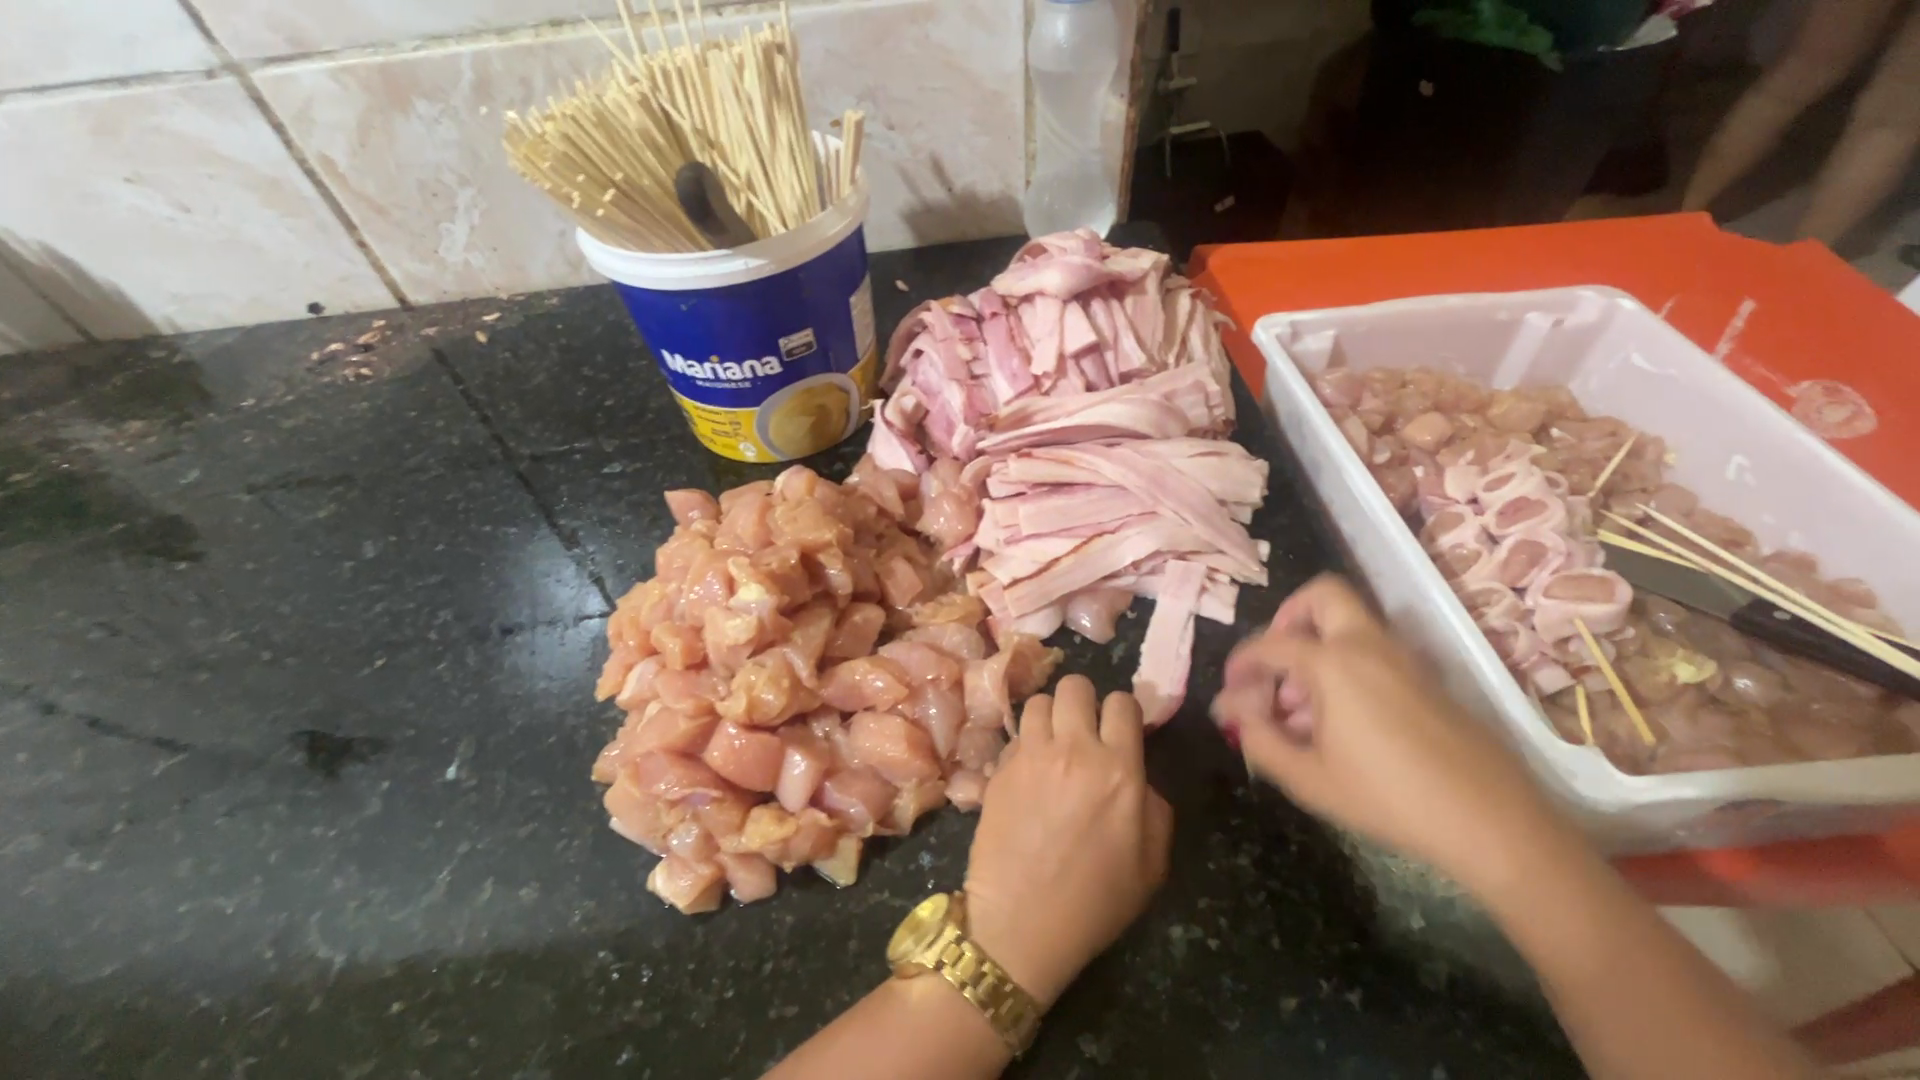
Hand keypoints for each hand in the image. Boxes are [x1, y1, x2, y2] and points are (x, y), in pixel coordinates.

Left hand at [963, 676, 1172, 1007]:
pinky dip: (1025, 745)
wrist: (1021, 924)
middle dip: (1084, 700)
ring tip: (1053, 743)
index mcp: (1118, 769)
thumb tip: (1139, 778)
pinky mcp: (998, 770)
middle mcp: (1073, 750)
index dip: (1125, 711)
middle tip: (1085, 728)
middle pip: (1075, 686)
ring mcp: (1029, 756)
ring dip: (1051, 717)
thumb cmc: (1096, 902)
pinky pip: (1014, 736)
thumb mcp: (1152, 864)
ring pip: (1039, 702)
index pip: (1123, 703)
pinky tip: (1028, 771)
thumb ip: (1155, 807)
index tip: (1121, 728)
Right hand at [1210, 575, 1568, 889]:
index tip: (1230, 690)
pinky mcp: (1428, 679)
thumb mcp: (1308, 777)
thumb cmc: (1387, 797)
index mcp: (1333, 662)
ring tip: (1302, 707)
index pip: (1270, 644)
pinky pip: (1374, 651)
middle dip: (1287, 619)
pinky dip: (1347, 666)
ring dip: (1317, 647)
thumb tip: (1233, 711)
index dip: (1241, 663)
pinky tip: (1340, 722)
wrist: (1490, 819)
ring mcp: (1405, 658)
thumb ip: (1259, 739)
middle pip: (1321, 596)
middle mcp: (1368, 645)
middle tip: (1275, 663)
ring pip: (1349, 624)